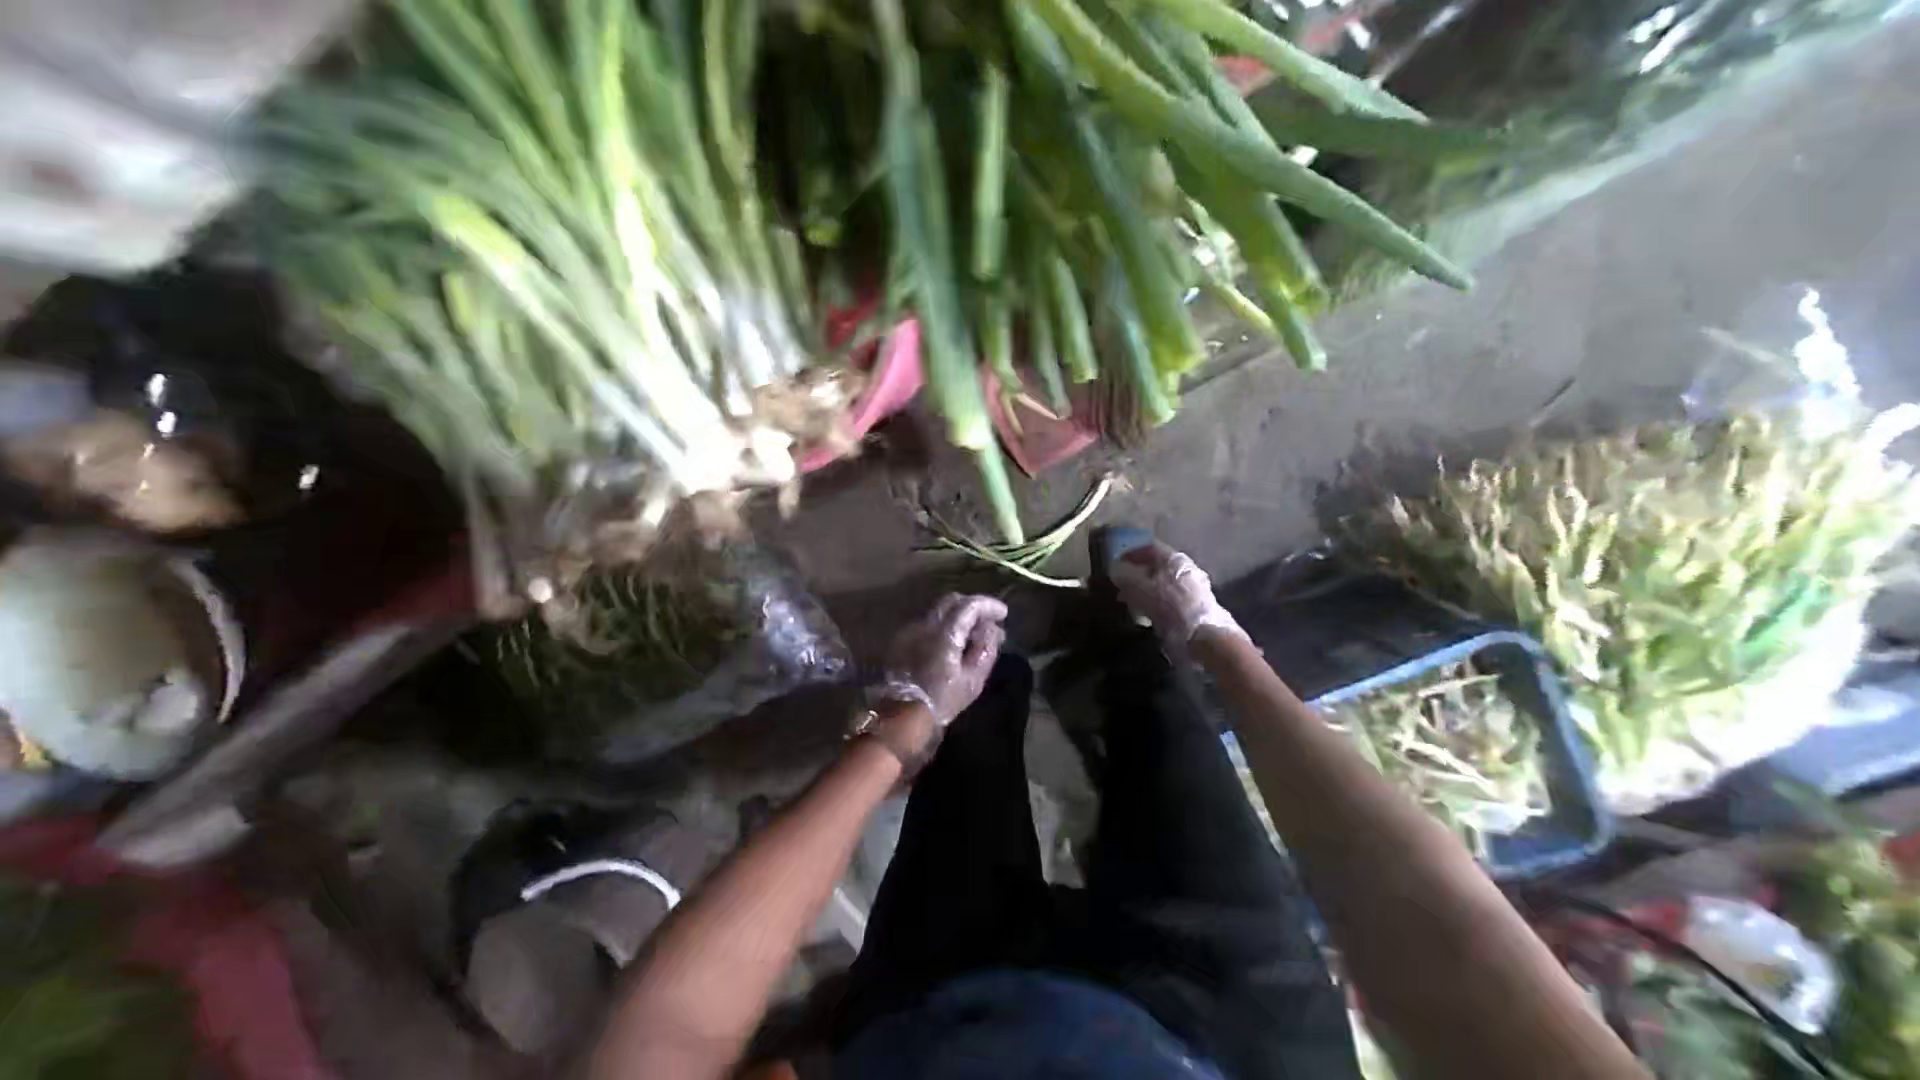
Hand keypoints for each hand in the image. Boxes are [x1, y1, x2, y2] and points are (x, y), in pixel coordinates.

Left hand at [877, 593, 1008, 723]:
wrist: (902, 717)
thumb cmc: (942, 700)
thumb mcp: (973, 679)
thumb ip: (986, 648)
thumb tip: (992, 628)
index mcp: (945, 633)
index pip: (970, 605)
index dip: (989, 605)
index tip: (1003, 614)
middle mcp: (925, 624)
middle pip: (951, 601)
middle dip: (972, 606)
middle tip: (988, 621)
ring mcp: (910, 630)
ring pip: (937, 611)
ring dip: (956, 616)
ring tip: (971, 633)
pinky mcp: (901, 640)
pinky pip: (927, 623)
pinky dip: (942, 626)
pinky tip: (950, 642)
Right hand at [1111, 543, 1247, 647]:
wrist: (1201, 635)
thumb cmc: (1170, 605)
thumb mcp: (1141, 590)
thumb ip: (1126, 578)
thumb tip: (1116, 571)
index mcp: (1174, 559)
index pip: (1150, 548)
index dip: (1132, 553)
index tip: (1117, 562)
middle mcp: (1185, 569)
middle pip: (1156, 566)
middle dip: (1137, 574)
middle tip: (1121, 583)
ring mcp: (1192, 587)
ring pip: (1162, 583)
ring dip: (1144, 589)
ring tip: (1129, 600)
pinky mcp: (1194, 605)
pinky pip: (1169, 597)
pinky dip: (1155, 601)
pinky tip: (1145, 611)